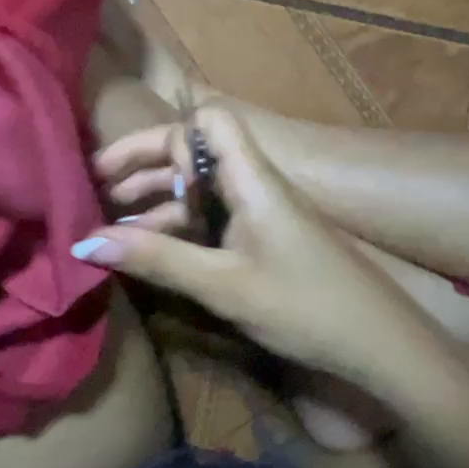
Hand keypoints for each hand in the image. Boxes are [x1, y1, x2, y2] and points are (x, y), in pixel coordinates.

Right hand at [76, 107, 439, 393]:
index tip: (141, 172)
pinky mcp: (262, 236)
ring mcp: (258, 210)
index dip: (171, 135)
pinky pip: (209, 215)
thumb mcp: (223, 285)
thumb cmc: (306, 306)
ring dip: (155, 195)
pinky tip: (147, 248)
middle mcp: (252, 182)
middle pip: (193, 149)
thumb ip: (156, 260)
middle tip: (97, 181)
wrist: (384, 348)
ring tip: (110, 216)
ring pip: (198, 185)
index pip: (209, 120)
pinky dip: (176, 224)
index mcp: (250, 177)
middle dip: (144, 161)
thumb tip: (84, 242)